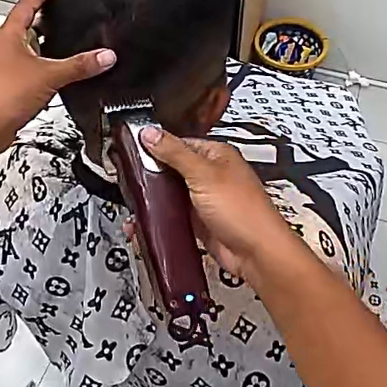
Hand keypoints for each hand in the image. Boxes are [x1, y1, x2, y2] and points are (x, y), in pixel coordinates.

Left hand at [0, 0, 113, 139]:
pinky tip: (54, 78)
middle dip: (44, 20)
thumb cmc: (0, 97)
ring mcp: (2, 68)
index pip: (26, 5)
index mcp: (8, 36)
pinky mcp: (5, 86)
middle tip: (61, 14)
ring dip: (44, 47)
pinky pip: (27, 70)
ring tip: (64, 47)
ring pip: (26, 50)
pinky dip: (41, 69)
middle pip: (25, 26)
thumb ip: (80, 65)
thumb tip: (105, 56)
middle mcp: (2, 49)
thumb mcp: (50, 75)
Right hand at [139, 128, 302, 279]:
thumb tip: (151, 133)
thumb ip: (175, 153)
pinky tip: (147, 221)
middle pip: (173, 169)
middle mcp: (211, 175)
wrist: (256, 252)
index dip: (156, 146)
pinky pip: (175, 216)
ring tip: (135, 202)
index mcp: (216, 155)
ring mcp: (206, 199)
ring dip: (155, 199)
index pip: (179, 143)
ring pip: (172, 194)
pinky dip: (161, 218)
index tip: (132, 151)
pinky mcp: (201, 222)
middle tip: (130, 180)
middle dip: (152, 175)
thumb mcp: (204, 175)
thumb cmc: (244, 211)